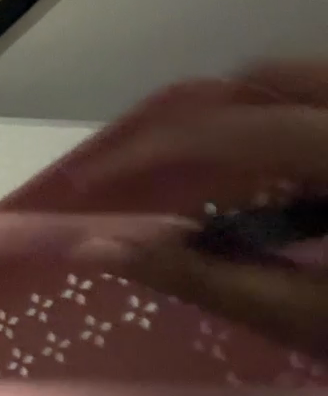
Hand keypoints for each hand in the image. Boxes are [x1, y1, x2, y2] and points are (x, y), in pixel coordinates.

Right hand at [91, 62, 327, 356]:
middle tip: (164, 170)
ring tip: (236, 174)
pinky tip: (301, 183)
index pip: (229, 128)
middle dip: (206, 116)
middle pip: (279, 76)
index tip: (90, 180)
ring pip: (317, 83)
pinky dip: (303, 130)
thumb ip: (204, 276)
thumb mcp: (313, 318)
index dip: (145, 150)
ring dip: (259, 117)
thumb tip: (94, 246)